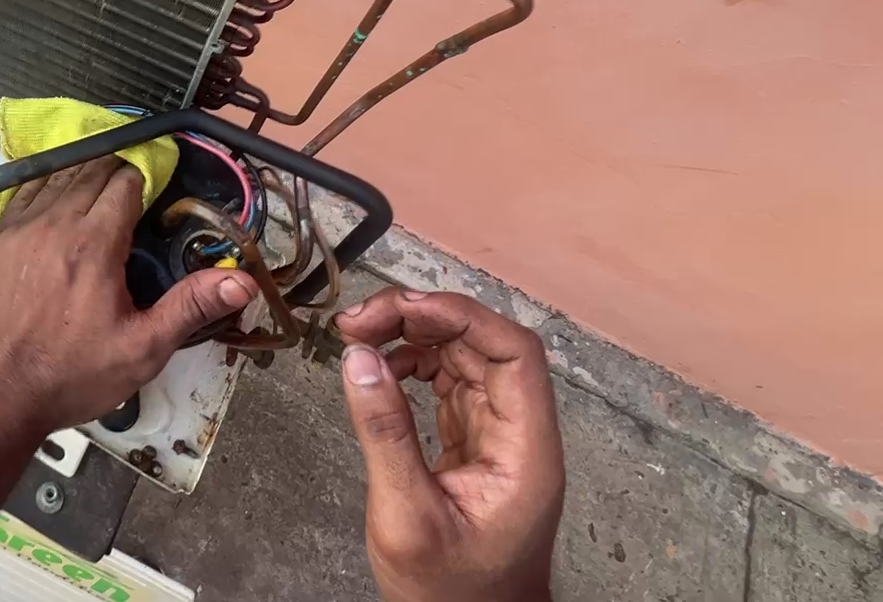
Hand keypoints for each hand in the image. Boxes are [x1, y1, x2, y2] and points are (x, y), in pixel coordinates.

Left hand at [0, 157, 257, 437]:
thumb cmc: (71, 374)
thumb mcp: (142, 349)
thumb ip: (190, 307)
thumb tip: (240, 280)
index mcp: (94, 243)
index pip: (124, 183)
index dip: (143, 179)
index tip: (153, 188)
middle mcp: (54, 223)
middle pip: (90, 172)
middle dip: (114, 172)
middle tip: (130, 186)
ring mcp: (18, 228)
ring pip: (56, 177)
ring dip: (81, 174)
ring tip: (97, 185)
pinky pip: (23, 194)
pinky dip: (45, 186)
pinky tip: (54, 196)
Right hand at [335, 289, 564, 601]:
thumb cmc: (447, 591)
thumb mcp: (406, 515)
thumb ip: (385, 432)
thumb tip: (358, 356)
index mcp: (526, 449)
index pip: (514, 352)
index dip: (460, 315)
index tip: (397, 308)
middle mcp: (518, 430)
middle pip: (481, 342)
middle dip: (420, 317)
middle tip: (356, 320)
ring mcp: (495, 432)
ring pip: (462, 353)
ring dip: (410, 332)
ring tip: (356, 334)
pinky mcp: (470, 437)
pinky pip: (446, 377)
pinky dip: (408, 359)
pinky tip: (377, 364)